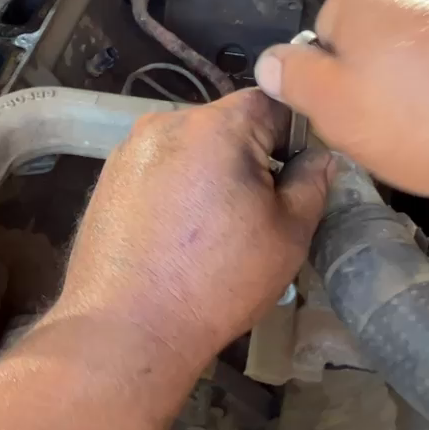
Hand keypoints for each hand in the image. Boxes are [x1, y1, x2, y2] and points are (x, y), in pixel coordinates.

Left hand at [52, 89, 331, 360]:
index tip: (295, 176)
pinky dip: (176, 186)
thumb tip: (320, 156)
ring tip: (214, 227)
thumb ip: (311, 182)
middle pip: (226, 122)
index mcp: (215, 125)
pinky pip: (159, 166)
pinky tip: (177, 233)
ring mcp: (130, 147)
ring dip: (210, 171)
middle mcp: (166, 121)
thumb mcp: (287, 234)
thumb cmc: (216, 280)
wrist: (126, 328)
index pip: (270, 100)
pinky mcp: (108, 176)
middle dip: (249, 155)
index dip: (292, 134)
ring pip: (191, 146)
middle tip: (257, 211)